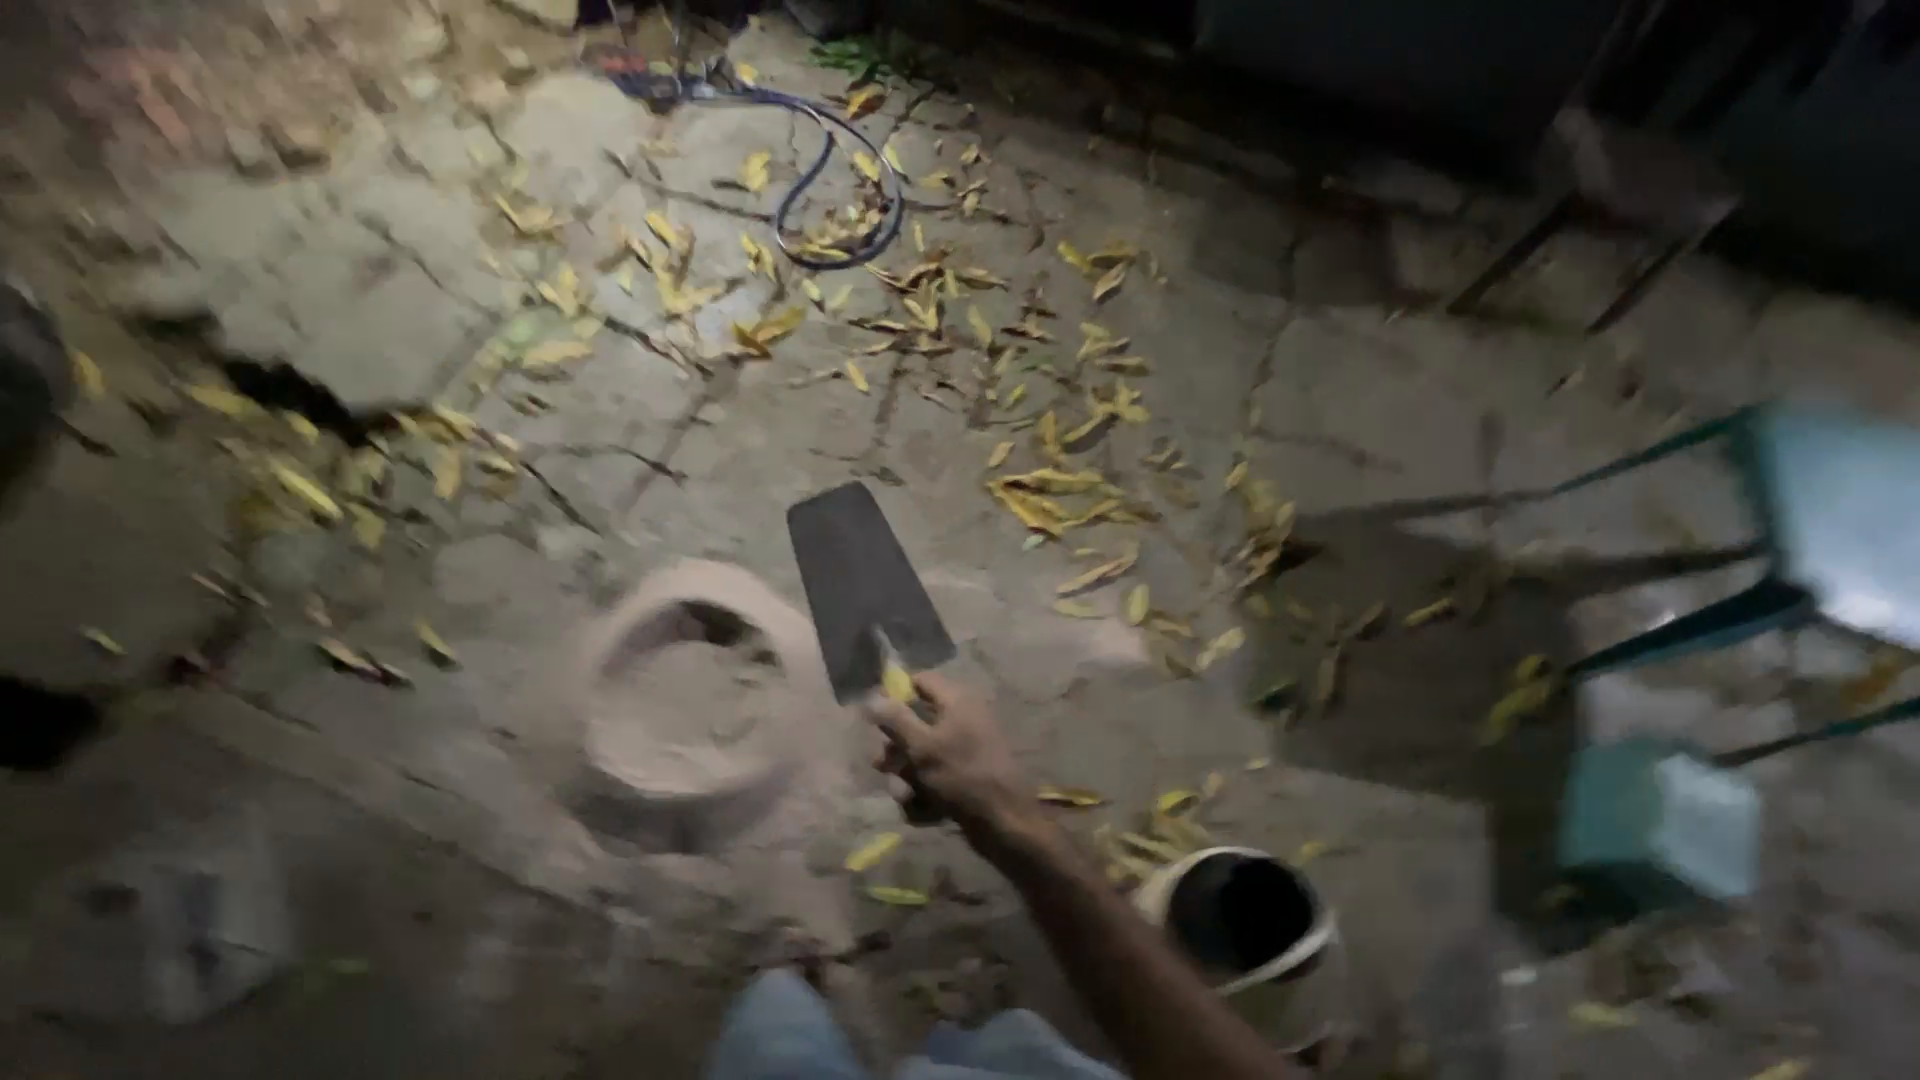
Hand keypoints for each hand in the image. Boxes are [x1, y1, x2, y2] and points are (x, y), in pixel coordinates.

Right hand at [863, 673, 1032, 840]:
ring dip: (908, 776)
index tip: (876, 717)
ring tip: (905, 796)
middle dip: (897, 748)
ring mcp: (966, 747)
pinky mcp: (967, 774)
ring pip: (924, 755)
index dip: (896, 694)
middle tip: (881, 766)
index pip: (921, 681)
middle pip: (917, 722)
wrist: (1004, 820)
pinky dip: (926, 792)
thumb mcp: (923, 746)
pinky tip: (924, 810)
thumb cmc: (961, 774)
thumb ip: (896, 720)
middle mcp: (963, 718)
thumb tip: (872, 696)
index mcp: (957, 700)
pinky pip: (937, 776)